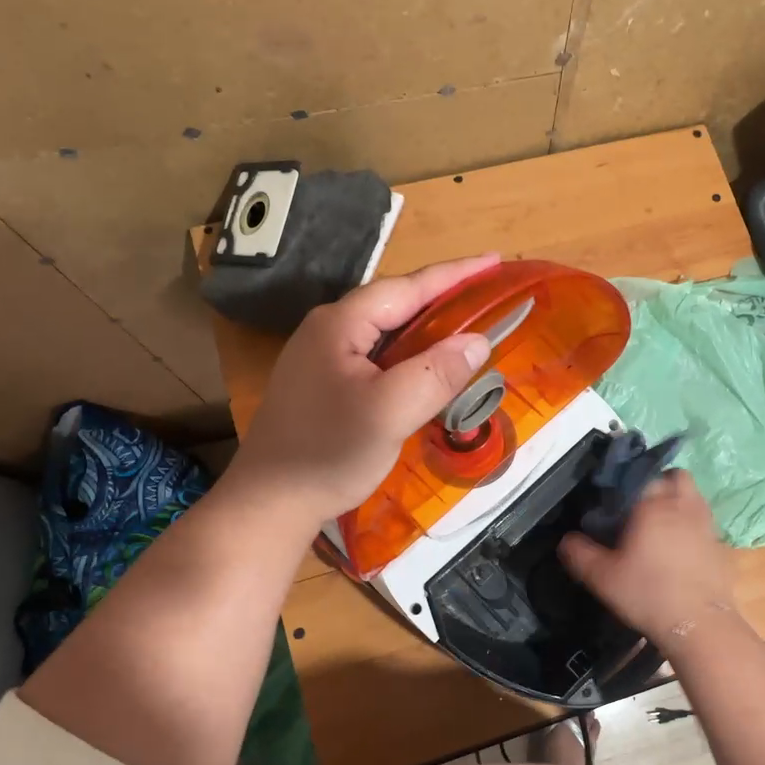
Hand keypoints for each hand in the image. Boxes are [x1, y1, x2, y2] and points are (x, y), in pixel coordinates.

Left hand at [230, 253, 500, 522]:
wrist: (269, 503)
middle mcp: (327, 331)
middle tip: (487, 295)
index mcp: (340, 324)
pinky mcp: (323, 388)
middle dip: (443, 298)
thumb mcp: (390, 411)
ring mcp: (321, 360)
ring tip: (466, 327)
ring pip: (386, 333)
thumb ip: (437, 373)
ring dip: (427, 328)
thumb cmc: (328, 452)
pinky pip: (377, 358)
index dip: (455, 274)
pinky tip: (426, 370)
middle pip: (395, 304)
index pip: (408, 287)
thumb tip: (478, 340)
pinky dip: (410, 356)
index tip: (495, 261)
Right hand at [558, 470, 740, 650]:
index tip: (618, 503)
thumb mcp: (602, 577)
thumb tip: (566, 539)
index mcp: (654, 505)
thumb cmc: (647, 594)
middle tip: (644, 508)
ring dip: (681, 504)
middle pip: (677, 477)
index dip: (629, 485)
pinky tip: (683, 554)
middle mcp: (684, 507)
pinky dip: (695, 531)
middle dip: (662, 485)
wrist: (698, 624)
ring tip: (663, 529)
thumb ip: (580, 554)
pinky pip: (706, 527)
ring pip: (695, 499)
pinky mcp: (722, 547)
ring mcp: (707, 526)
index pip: (642, 476)